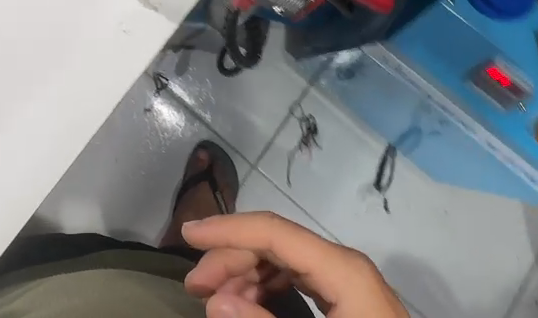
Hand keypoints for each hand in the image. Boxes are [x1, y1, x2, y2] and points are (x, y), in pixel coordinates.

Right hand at [183, 212, 408, 317]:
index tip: (187, 236)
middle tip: (194, 288)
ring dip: (245, 277)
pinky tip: (248, 307)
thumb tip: (215, 302)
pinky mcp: (349, 301)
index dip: (226, 230)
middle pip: (275, 244)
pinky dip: (267, 290)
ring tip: (216, 303)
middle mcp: (344, 265)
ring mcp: (349, 283)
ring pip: (283, 261)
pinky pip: (298, 280)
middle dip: (231, 260)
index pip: (272, 231)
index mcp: (342, 271)